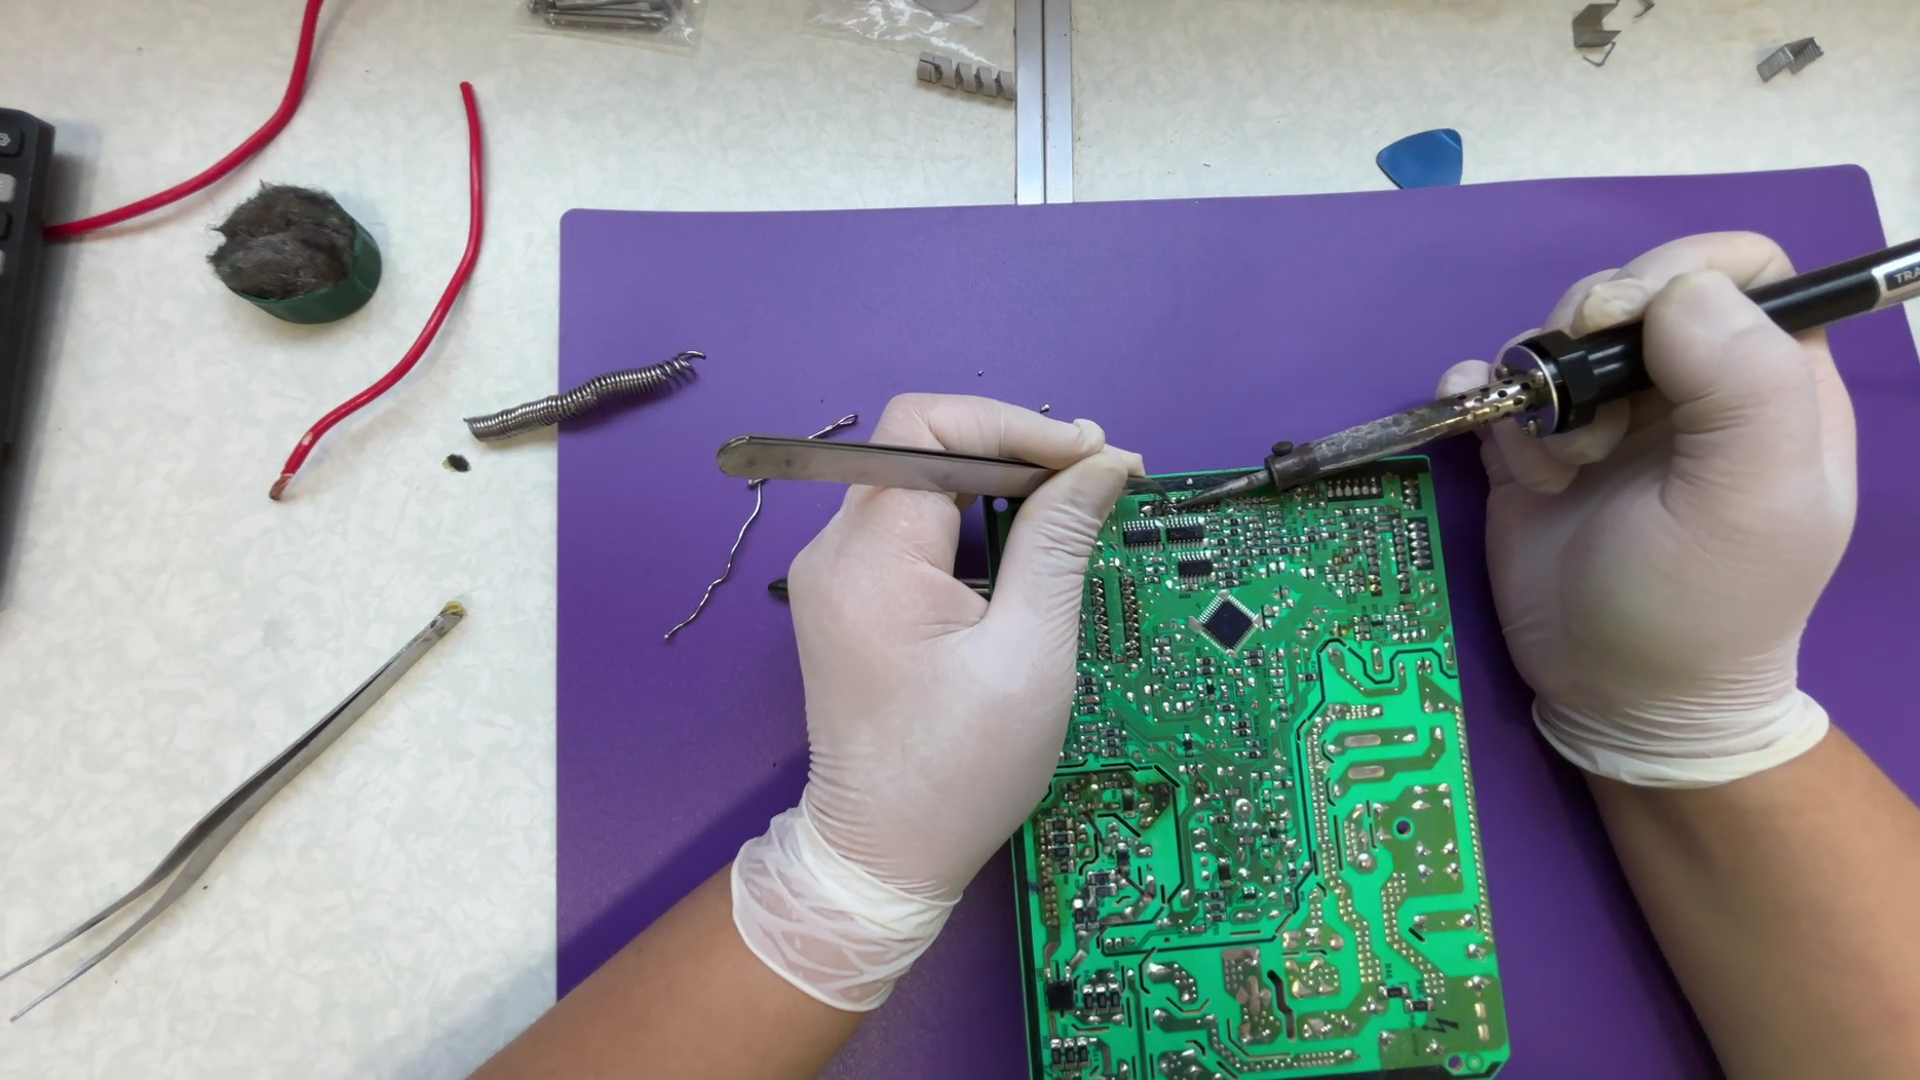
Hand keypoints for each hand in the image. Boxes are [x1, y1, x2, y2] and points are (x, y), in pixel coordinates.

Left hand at [732, 394, 1140, 1008]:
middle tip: (1095, 477)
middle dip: (1014, 450)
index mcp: (872, 556)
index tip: (1088, 454)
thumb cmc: (961, 769)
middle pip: (922, 449)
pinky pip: (911, 524)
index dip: (1012, 423)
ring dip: (997, 482)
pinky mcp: (849, 594)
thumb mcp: (1030, 654)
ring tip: (1071, 504)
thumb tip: (1102, 463)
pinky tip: (1022, 541)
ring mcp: (835, 571)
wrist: (882, 853)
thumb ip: (1058, 543)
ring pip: (919, 482)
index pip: (925, 426)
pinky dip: (971, 518)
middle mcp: (836, 548)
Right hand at [1440, 232, 1855, 786]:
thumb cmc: (1696, 601)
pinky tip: (1485, 441)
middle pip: (1624, 300)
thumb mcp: (1748, 501)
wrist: (1613, 686)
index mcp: (1761, 389)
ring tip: (1545, 465)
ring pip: (1548, 347)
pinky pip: (1489, 391)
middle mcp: (1677, 393)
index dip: (1671, 273)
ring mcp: (1594, 424)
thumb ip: (1742, 385)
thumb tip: (1675, 293)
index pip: (1734, 273)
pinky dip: (1474, 399)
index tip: (1613, 324)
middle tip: (1570, 409)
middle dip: (1581, 338)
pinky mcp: (1523, 456)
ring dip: (1530, 391)